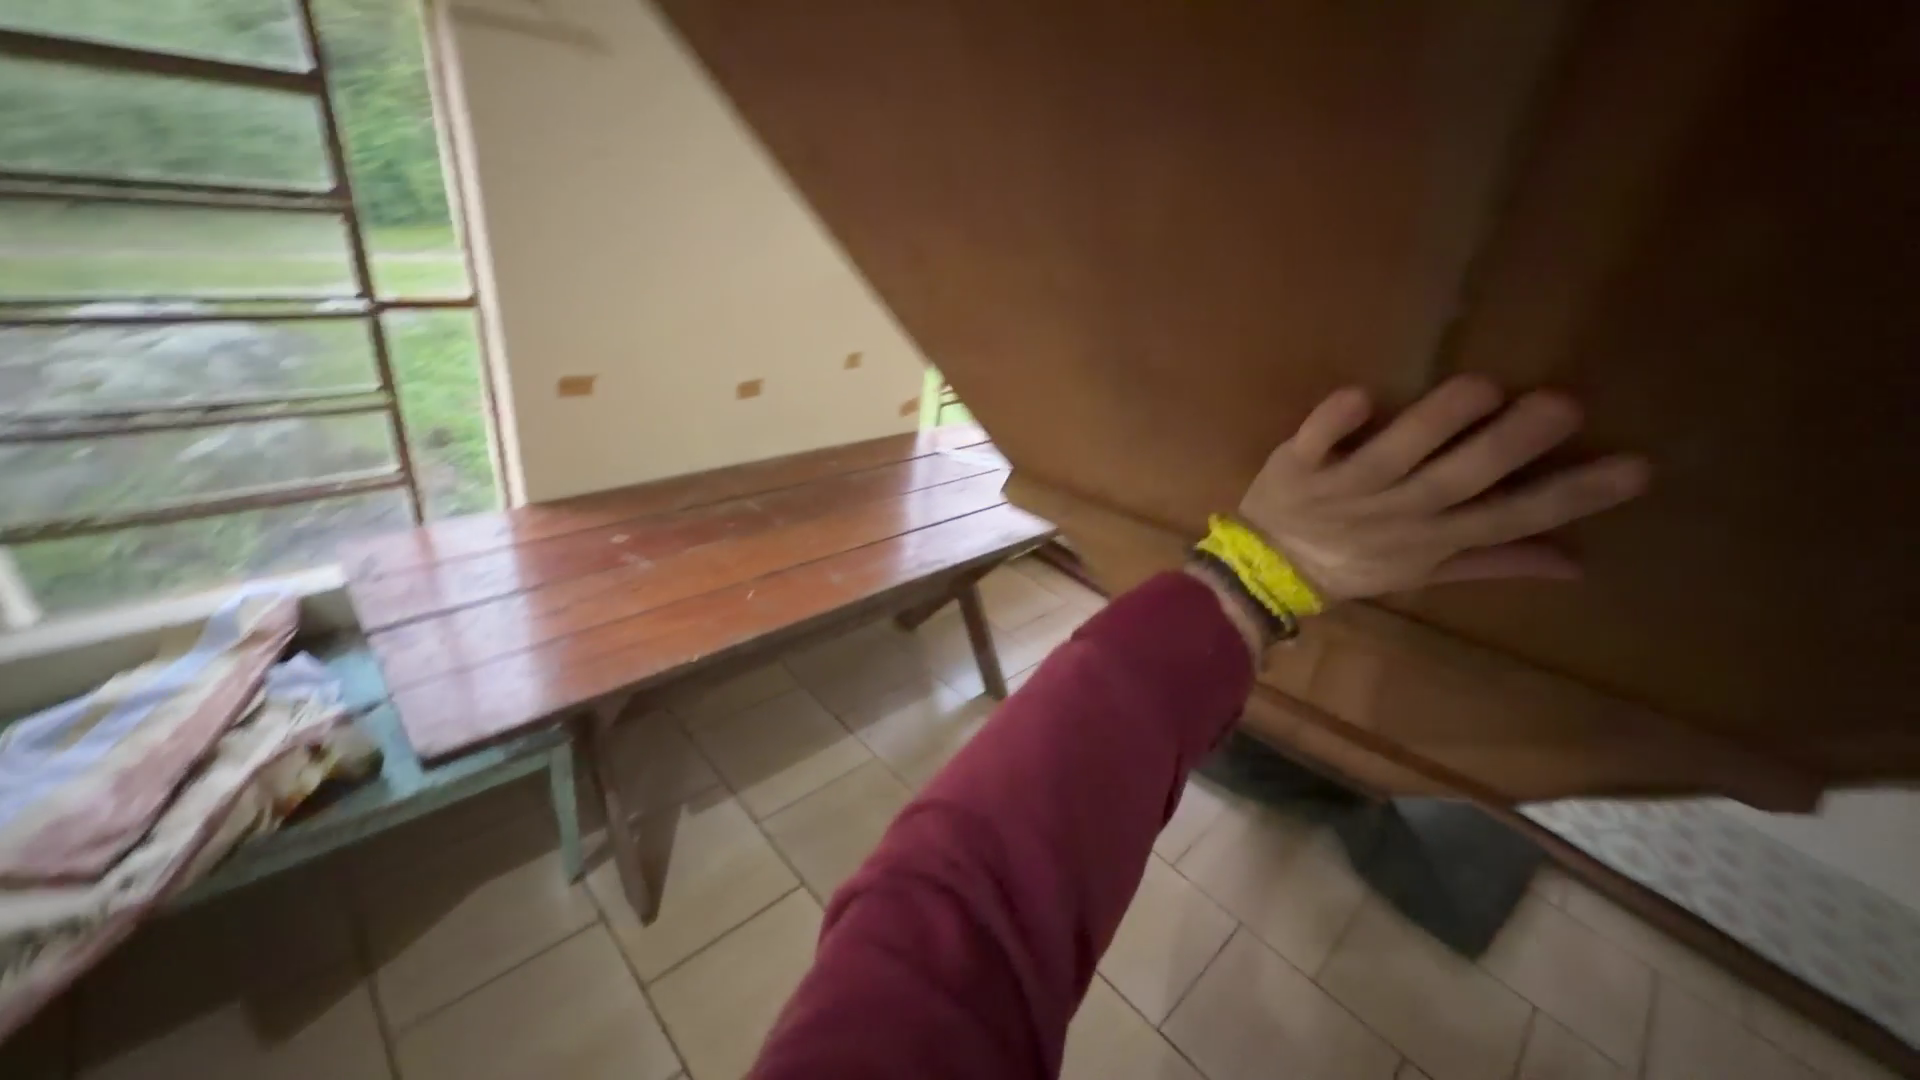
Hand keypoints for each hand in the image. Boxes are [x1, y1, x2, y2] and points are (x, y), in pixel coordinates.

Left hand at [1239, 376, 1649, 603]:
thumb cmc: (1353, 567)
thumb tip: (1579, 562)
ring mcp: (1342, 489)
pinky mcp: (1296, 467)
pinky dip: (1332, 423)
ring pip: (1392, 456)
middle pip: (1458, 479)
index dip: (1571, 496)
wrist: (1267, 571)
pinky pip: (1315, 442)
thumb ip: (1495, 560)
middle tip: (1563, 404)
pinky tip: (1358, 395)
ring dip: (1434, 423)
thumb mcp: (1426, 573)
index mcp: (1432, 539)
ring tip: (1481, 388)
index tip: (1635, 467)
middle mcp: (1394, 513)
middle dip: (1509, 445)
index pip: (1511, 518)